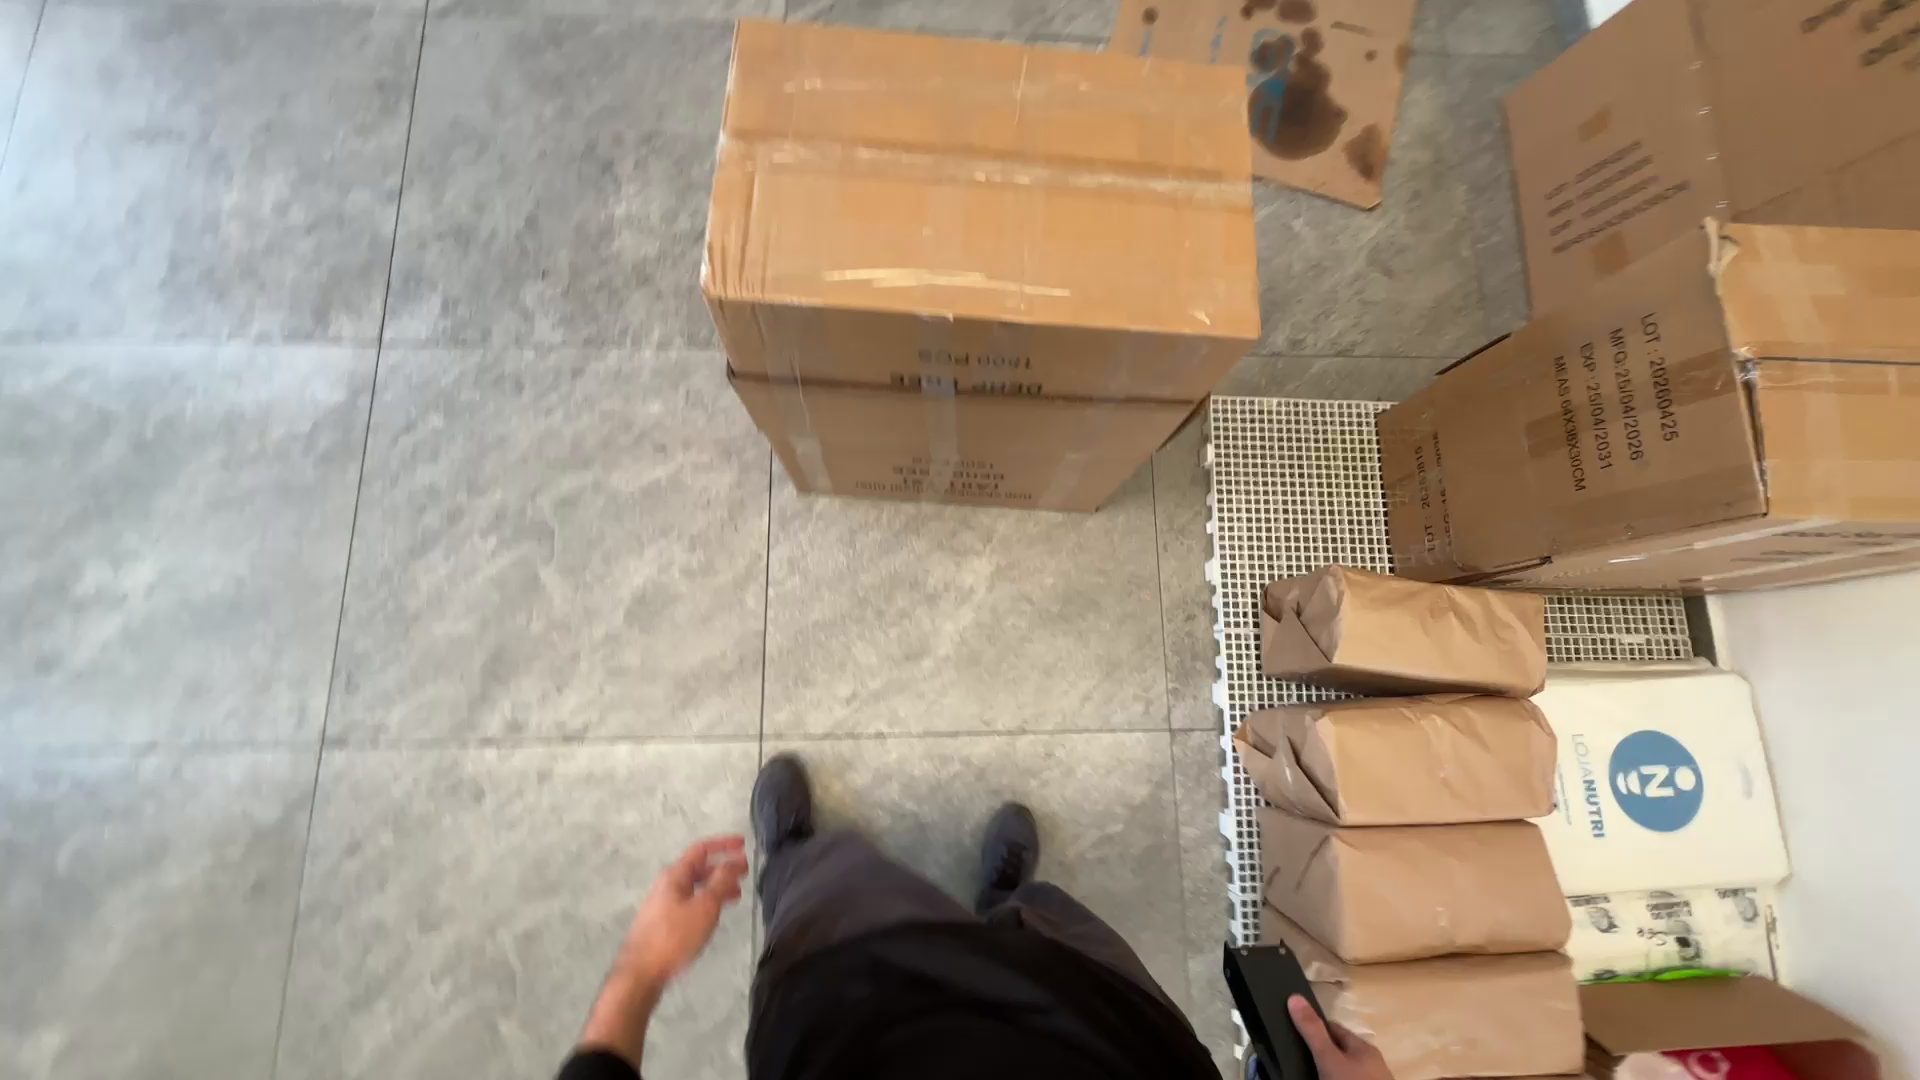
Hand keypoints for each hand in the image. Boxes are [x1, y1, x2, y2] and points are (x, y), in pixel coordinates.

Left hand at [580, 836, 749, 1068]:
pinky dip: (706, 902)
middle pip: (698, 868)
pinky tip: (713, 917)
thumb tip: (734, 861)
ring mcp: (662, 905)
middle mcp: (667, 885)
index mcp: (675, 875)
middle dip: (723, 869)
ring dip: (716, 887)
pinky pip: (689, 903)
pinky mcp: (661, 924)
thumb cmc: (674, 936)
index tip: (744, 844)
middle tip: (744, 874)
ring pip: (694, 888)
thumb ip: (721, 881)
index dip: (724, 844)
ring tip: (735, 897)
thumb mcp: (705, 906)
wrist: (638, 975)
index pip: (702, 849)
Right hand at [1288, 994, 1394, 1079]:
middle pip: (1340, 1050)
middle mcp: (1373, 1065)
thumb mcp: (1328, 1058)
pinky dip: (1335, 1079)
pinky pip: (1349, 1079)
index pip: (1333, 1028)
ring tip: (1308, 1073)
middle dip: (1321, 1052)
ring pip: (1345, 1071)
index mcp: (1364, 1048)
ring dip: (1328, 1071)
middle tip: (1299, 1057)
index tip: (1294, 1033)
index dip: (1313, 1029)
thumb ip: (1312, 1031)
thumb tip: (1294, 996)